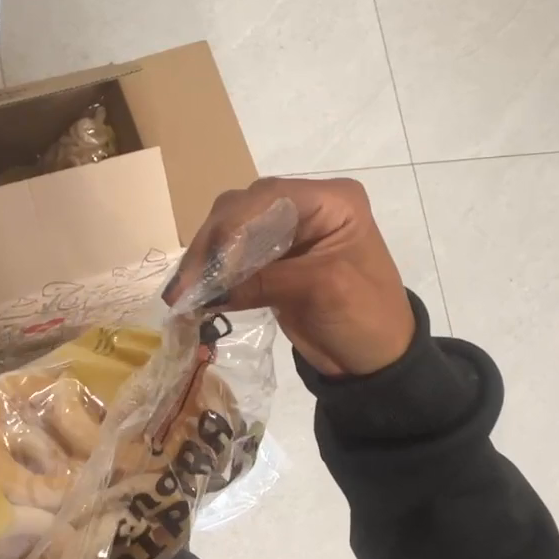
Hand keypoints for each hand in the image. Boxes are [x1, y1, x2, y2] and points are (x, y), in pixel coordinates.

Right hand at [166, 177, 414, 376]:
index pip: (268, 197)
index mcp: (330, 200)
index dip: (233, 228)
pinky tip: (195, 298)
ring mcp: (286, 234)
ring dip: (205, 262)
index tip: (211, 269)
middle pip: (242, 209)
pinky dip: (213, 278)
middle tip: (185, 287)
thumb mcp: (324, 291)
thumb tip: (209, 289)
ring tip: (183, 296)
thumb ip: (267, 280)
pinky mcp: (272, 263)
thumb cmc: (366, 319)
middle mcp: (305, 207)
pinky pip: (233, 260)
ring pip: (230, 232)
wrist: (375, 360)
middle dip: (211, 245)